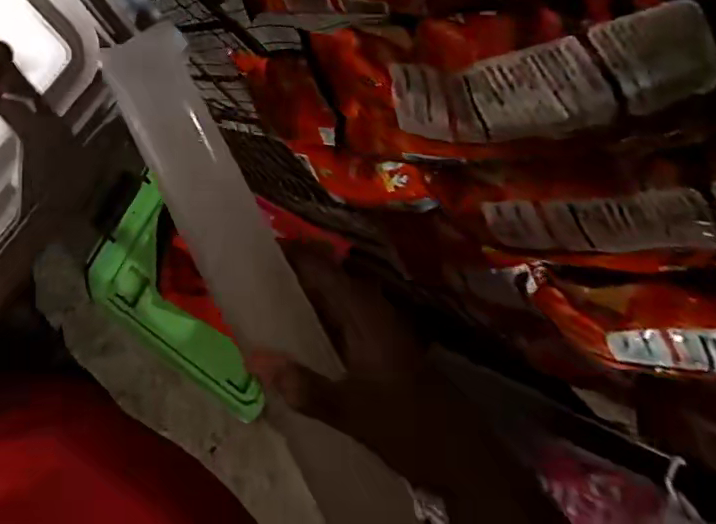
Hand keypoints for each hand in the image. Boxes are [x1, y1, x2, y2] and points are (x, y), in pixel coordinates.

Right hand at [246, 245, 428, 452]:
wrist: (473, 468)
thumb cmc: (414, 430)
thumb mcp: (354, 413)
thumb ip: (304, 386)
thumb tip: (254, 358)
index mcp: (364, 312)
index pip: (317, 265)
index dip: (284, 252)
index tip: (247, 246)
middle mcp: (370, 311)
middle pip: (320, 277)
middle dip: (283, 273)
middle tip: (242, 272)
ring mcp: (377, 330)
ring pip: (328, 299)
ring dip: (296, 296)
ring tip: (255, 297)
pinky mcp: (378, 349)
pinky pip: (335, 319)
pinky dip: (310, 318)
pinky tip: (288, 333)